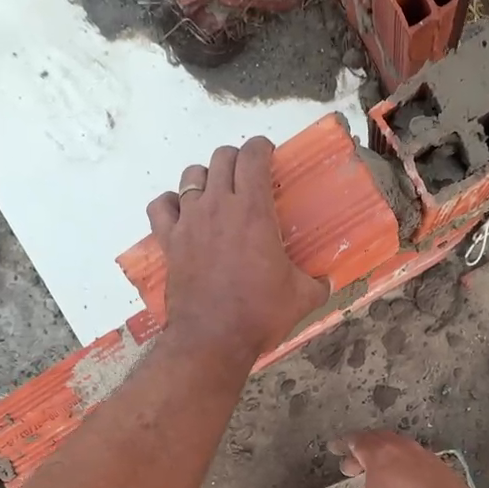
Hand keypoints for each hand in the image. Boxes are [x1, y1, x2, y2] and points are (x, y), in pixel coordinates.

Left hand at [147, 137, 328, 360]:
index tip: (269, 156)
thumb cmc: (261, 314)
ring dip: (206, 177)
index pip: (253, 155)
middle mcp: (218, 206)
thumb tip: (327, 282)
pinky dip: (170, 204)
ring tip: (217, 194)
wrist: (213, 339)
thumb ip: (318, 283)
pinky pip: (161, 206)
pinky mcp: (169, 241)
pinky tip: (182, 214)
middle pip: (222, 158)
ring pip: (191, 175)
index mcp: (254, 211)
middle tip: (248, 178)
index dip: (262, 148)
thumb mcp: (302, 298)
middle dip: (237, 160)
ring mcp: (189, 221)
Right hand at [321, 431, 487, 487]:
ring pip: (398, 450)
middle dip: (361, 452)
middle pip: (378, 441)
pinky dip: (400, 467)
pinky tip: (400, 487)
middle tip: (350, 468)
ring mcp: (426, 457)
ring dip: (383, 460)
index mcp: (381, 455)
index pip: (356, 440)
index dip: (342, 444)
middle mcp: (404, 449)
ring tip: (373, 479)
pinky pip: (414, 461)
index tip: (333, 447)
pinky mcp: (442, 469)